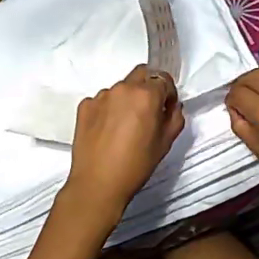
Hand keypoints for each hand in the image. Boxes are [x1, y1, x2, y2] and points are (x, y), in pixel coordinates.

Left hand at [62, 65, 184, 227]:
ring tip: (125, 125)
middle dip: (149, 87)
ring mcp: (100, 96)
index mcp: (146, 95)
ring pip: (120, 88)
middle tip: (149, 111)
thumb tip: (172, 107)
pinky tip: (108, 131)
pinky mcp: (84, 107)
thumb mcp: (165, 143)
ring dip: (127, 99)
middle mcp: (122, 89)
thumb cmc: (136, 166)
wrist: (98, 184)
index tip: (167, 107)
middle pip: (141, 74)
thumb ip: (174, 118)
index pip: (163, 78)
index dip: (168, 92)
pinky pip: (102, 101)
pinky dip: (108, 109)